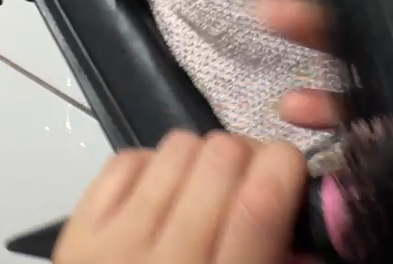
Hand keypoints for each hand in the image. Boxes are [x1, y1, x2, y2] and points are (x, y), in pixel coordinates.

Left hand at [54, 131, 306, 263]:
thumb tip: (315, 217)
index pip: (259, 203)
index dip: (286, 167)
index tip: (292, 172)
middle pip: (221, 158)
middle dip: (248, 158)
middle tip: (250, 182)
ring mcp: (112, 245)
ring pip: (178, 146)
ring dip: (202, 159)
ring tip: (204, 192)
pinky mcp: (77, 232)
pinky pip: (128, 159)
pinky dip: (153, 167)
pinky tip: (161, 198)